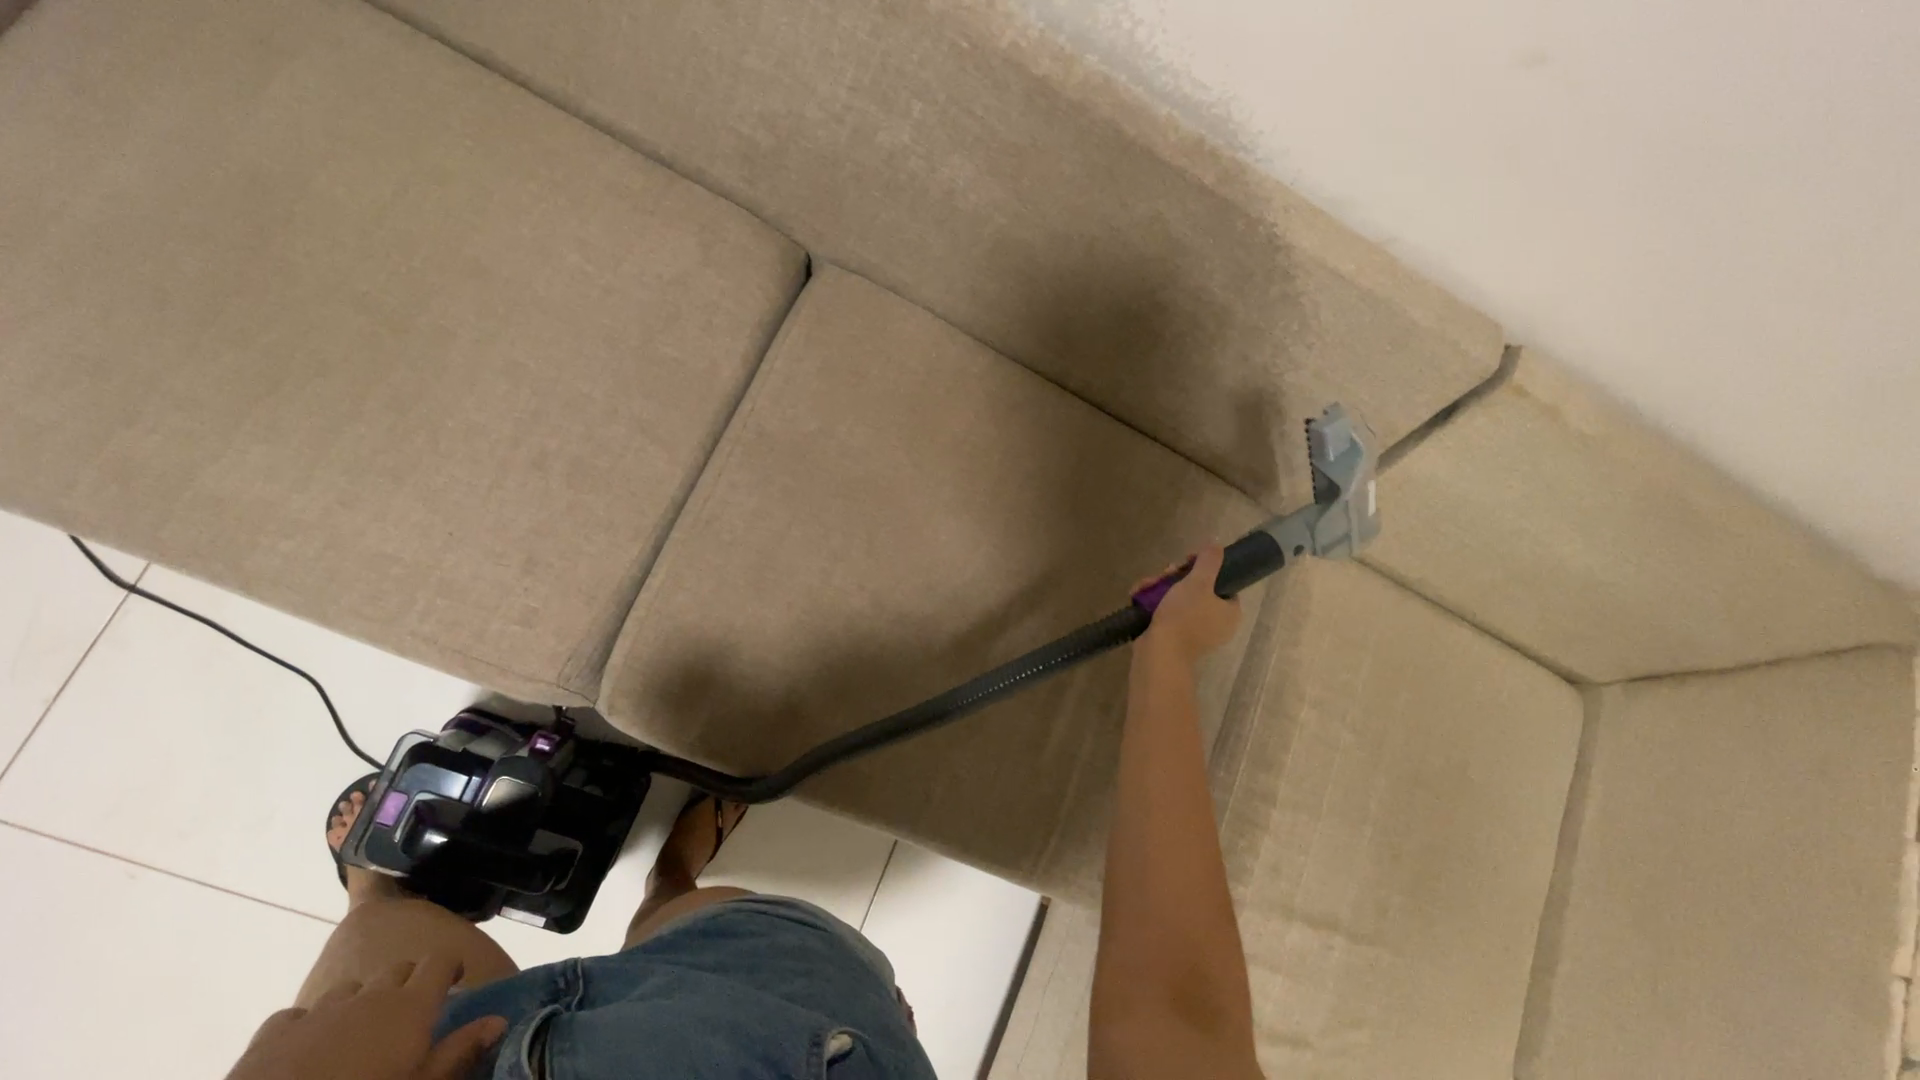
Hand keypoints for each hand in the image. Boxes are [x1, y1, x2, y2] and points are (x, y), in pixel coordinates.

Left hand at [226, 956, 505, 1079]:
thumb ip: (458, 1052)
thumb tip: (498, 1020)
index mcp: (410, 1007)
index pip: (440, 961)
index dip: (450, 967)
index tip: (456, 982)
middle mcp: (369, 996)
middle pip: (399, 968)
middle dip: (408, 983)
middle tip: (410, 1017)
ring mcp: (318, 1011)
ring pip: (350, 988)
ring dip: (360, 1002)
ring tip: (358, 1035)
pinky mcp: (272, 1034)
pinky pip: (297, 1014)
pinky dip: (309, 1024)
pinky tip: (306, 1049)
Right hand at [1136, 546, 1241, 663]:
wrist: (1159, 653)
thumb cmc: (1184, 617)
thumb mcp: (1198, 582)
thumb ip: (1209, 561)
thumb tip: (1216, 544)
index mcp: (1229, 613)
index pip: (1222, 584)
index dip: (1204, 568)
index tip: (1187, 561)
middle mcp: (1216, 624)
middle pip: (1197, 589)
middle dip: (1175, 577)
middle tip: (1165, 573)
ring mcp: (1194, 632)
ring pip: (1178, 599)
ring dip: (1160, 587)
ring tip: (1146, 585)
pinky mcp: (1173, 637)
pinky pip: (1167, 613)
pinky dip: (1153, 602)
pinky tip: (1139, 595)